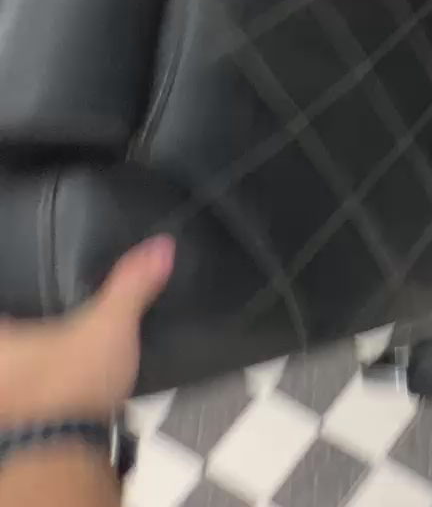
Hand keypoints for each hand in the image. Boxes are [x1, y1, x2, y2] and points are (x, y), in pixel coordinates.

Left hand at [0, 236, 174, 424]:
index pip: (2, 310)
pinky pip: (23, 391)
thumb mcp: (111, 324)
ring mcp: (2, 394)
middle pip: (8, 340)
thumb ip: (131, 286)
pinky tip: (63, 377)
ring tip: (54, 346)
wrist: (60, 445)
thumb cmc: (70, 380)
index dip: (12, 299)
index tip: (21, 291)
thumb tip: (159, 245)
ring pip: (14, 367)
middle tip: (44, 317)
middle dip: (25, 333)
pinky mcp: (17, 417)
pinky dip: (38, 383)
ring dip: (29, 360)